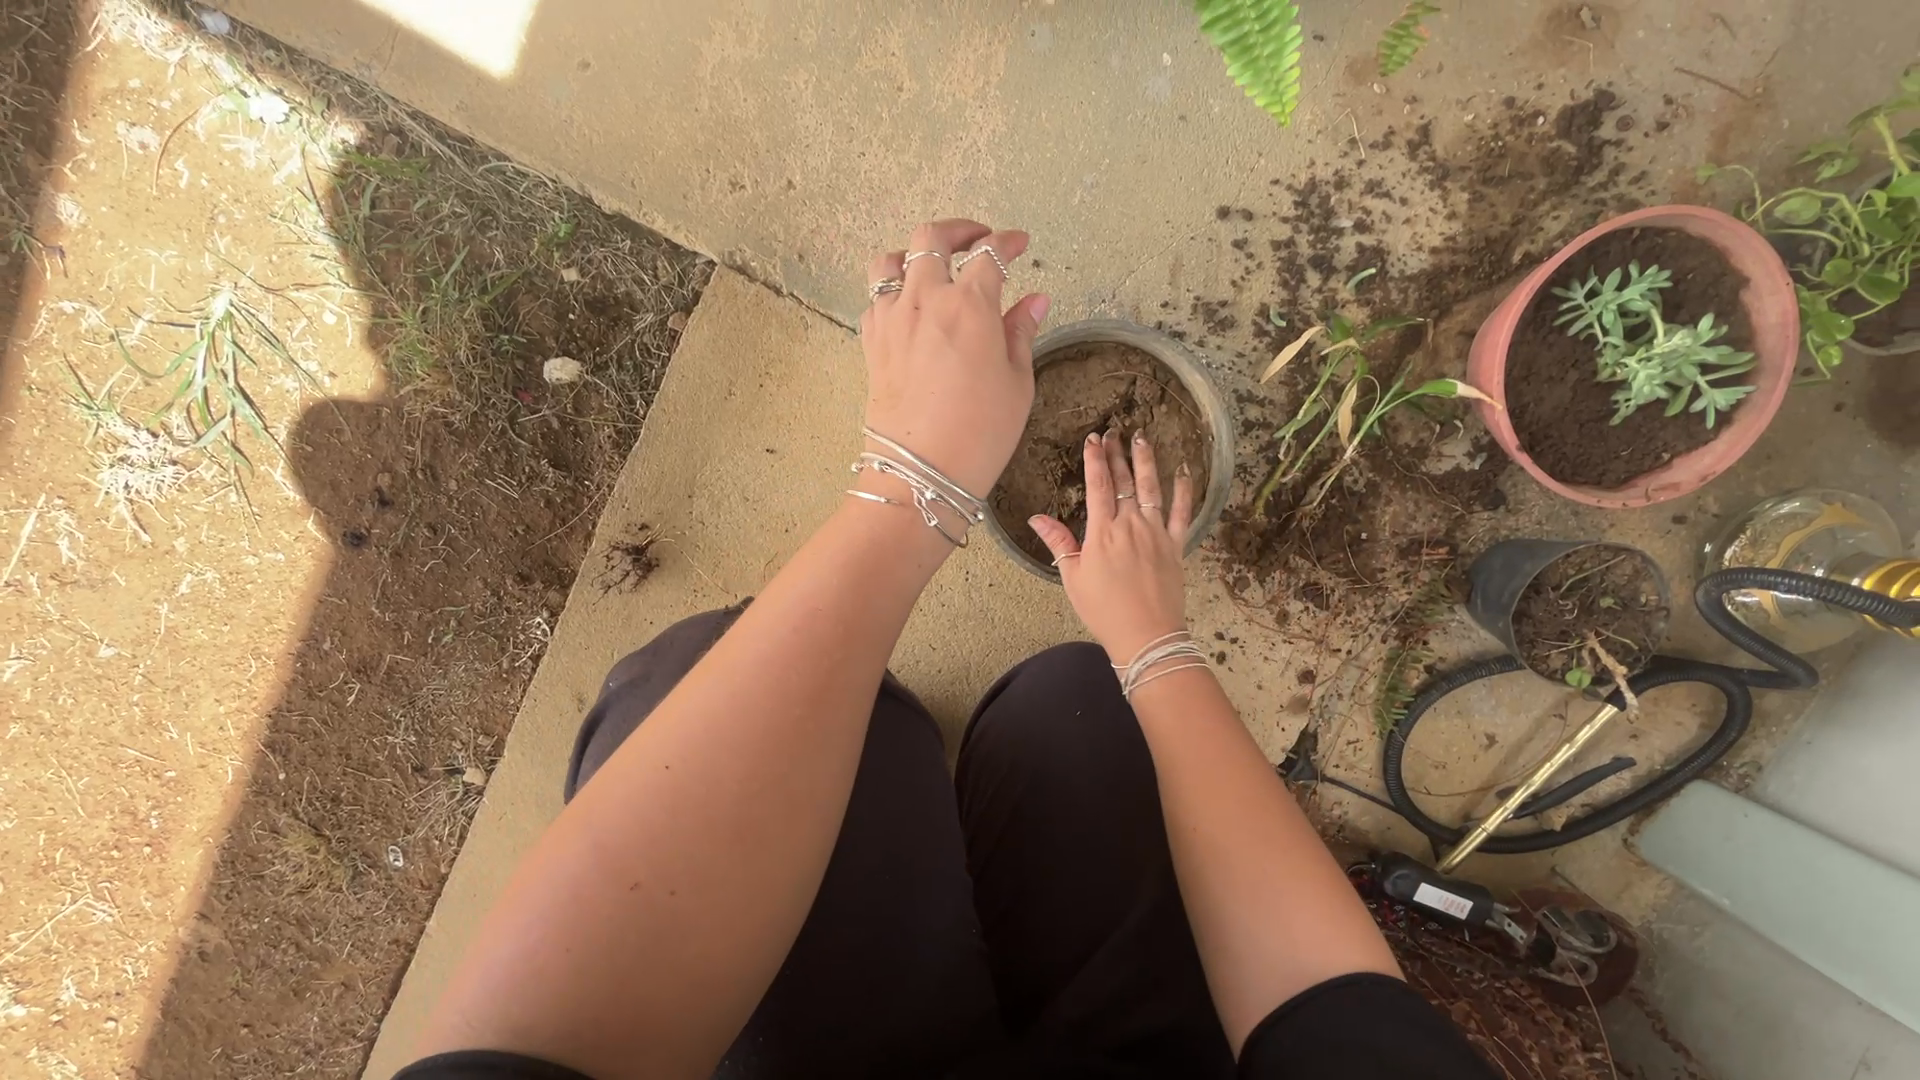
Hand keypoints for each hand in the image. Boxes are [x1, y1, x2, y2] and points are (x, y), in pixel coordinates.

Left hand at [859, 219, 1051, 495]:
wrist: (921, 473)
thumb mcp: (1017, 384)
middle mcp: (926, 300)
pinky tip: (909, 309)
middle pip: (932, 238)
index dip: (1008, 244)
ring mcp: (893, 319)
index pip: (990, 255)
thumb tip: (1034, 301)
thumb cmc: (980, 433)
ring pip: (890, 260)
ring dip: (912, 253)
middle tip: (978, 240)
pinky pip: (875, 299)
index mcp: (970, 305)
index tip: (1018, 244)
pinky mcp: (872, 344)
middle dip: (959, 230)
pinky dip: (892, 292)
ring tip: (931, 266)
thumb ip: (1021, 333)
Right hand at [1030, 430, 1195, 663]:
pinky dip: (1183, 491)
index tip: (1093, 439)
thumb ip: (1058, 543)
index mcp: (1102, 533)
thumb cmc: (1104, 611)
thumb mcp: (1073, 578)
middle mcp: (1131, 526)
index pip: (1098, 486)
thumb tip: (1036, 518)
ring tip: (1142, 438)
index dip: (1095, 460)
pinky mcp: (1176, 546)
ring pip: (1151, 489)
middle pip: (1123, 482)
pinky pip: (1182, 513)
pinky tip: (1183, 471)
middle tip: (1114, 432)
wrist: (1147, 636)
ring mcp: (1156, 534)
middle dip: (1117, 454)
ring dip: (1146, 461)